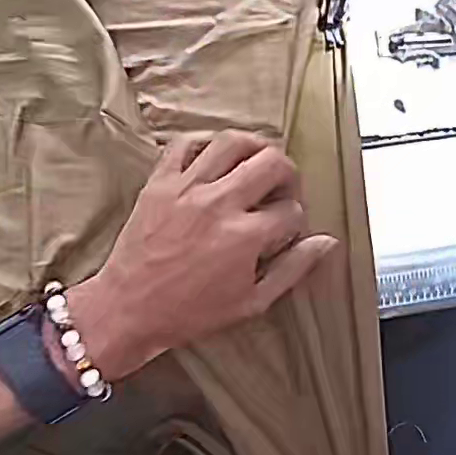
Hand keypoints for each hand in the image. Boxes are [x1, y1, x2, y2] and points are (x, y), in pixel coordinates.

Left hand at [66, 131, 337, 380]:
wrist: (130, 309)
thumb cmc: (188, 312)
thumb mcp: (250, 303)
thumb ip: (292, 270)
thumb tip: (326, 242)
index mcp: (244, 236)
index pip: (291, 211)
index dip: (297, 221)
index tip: (287, 230)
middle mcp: (219, 204)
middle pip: (272, 163)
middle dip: (288, 175)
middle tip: (282, 189)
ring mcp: (187, 188)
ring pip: (232, 142)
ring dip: (254, 147)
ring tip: (256, 162)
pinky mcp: (160, 183)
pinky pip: (184, 143)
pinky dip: (204, 142)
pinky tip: (214, 157)